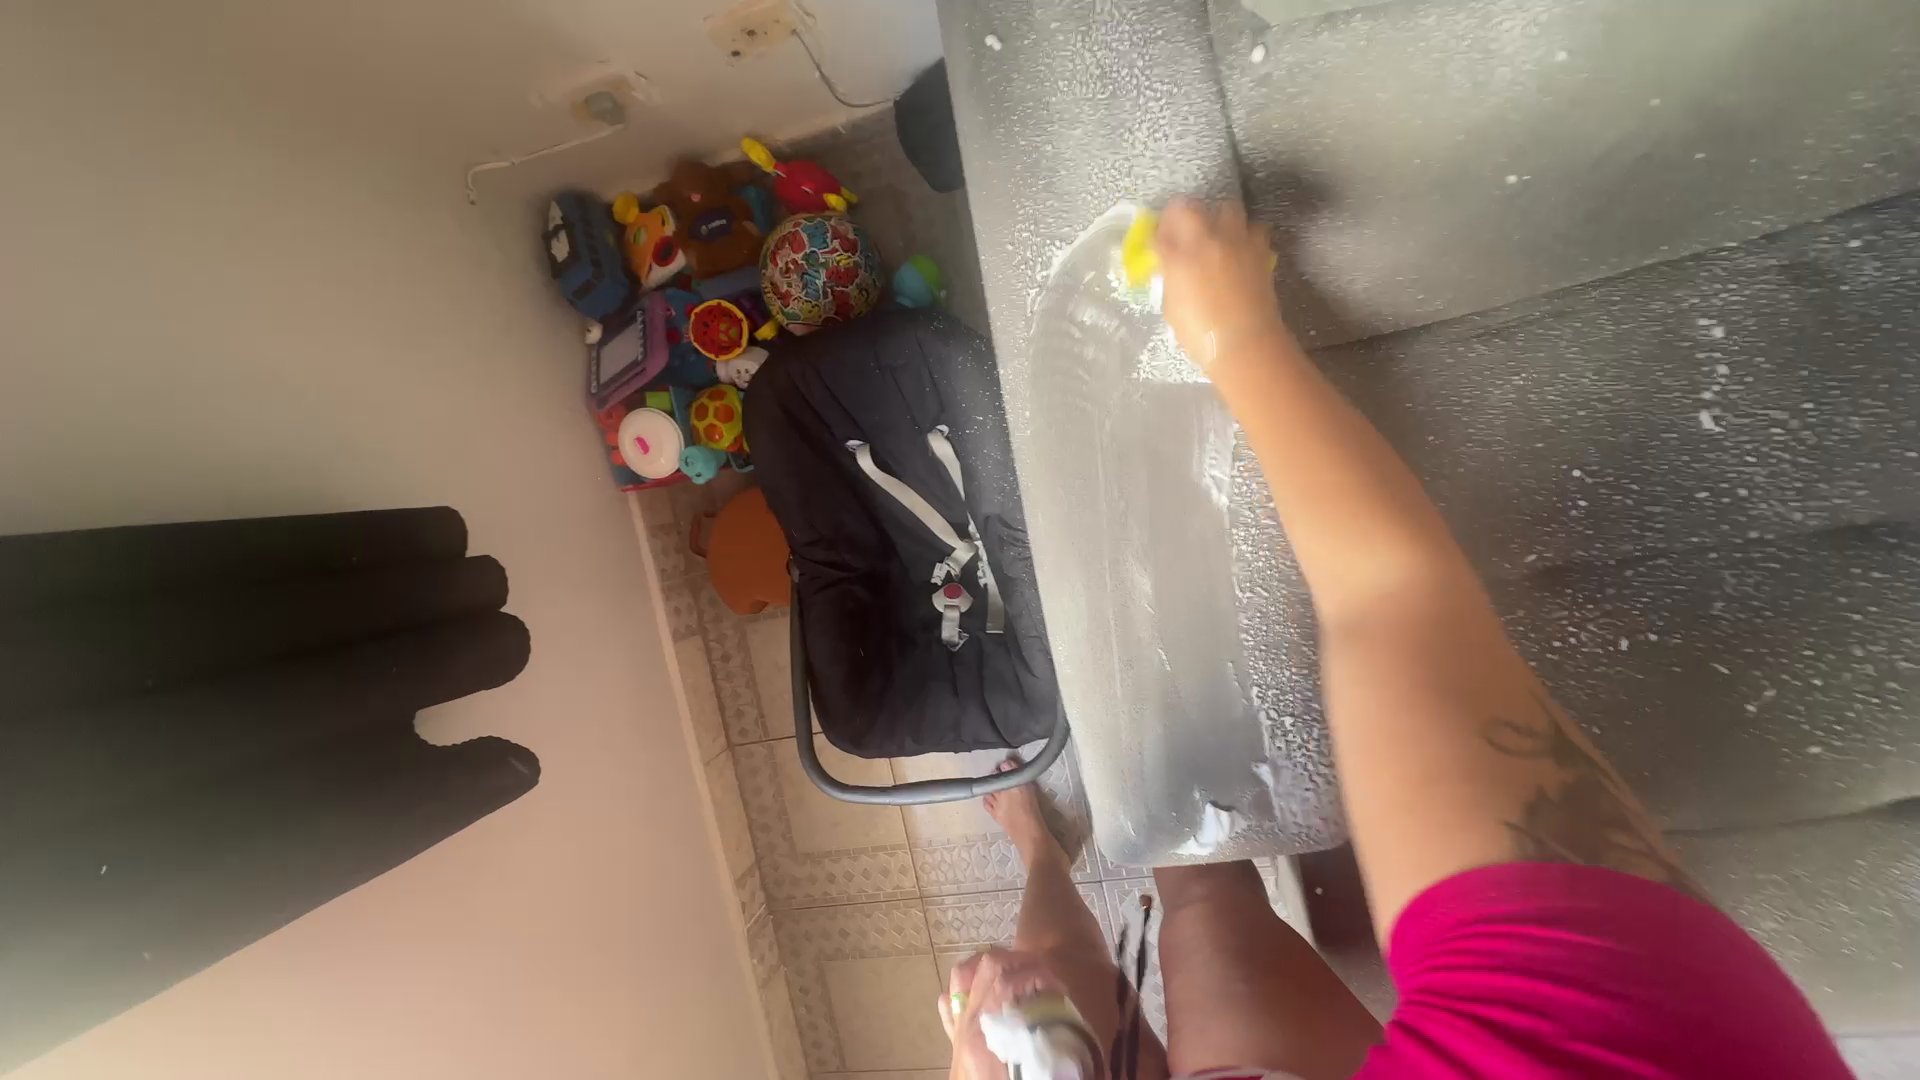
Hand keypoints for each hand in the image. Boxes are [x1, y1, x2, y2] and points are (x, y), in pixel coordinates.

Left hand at [937, 948, 1068, 1079]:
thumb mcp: (1029, 1076)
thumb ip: (1049, 1063)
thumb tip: (1076, 1054)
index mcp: (984, 1040)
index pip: (1004, 985)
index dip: (1034, 976)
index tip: (1059, 988)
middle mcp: (966, 1026)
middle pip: (988, 969)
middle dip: (1021, 962)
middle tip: (1047, 977)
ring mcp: (955, 1029)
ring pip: (964, 974)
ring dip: (993, 965)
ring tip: (1020, 972)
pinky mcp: (952, 1038)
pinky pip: (951, 997)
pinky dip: (968, 985)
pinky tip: (987, 991)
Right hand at [1155, 197, 1287, 373]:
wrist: (1244, 342)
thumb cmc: (1200, 334)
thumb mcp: (1173, 308)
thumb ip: (1172, 281)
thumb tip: (1174, 270)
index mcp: (1178, 258)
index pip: (1161, 233)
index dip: (1157, 235)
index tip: (1157, 241)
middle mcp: (1207, 241)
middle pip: (1190, 209)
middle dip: (1182, 215)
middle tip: (1181, 229)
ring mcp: (1236, 243)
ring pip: (1227, 210)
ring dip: (1218, 218)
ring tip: (1216, 235)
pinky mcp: (1259, 251)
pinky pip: (1253, 230)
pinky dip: (1244, 235)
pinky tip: (1239, 249)